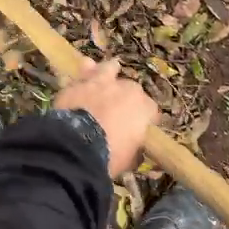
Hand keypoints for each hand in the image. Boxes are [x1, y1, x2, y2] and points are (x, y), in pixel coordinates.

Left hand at [54, 59, 154, 177]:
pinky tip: (81, 79)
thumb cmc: (111, 155)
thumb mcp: (129, 160)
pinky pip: (83, 73)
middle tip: (119, 110)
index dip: (145, 118)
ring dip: (108, 71)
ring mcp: (101, 83)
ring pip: (108, 69)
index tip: (140, 128)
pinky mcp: (79, 83)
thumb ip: (135, 150)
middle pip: (131, 89)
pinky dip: (84, 76)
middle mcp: (126, 88)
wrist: (77, 146)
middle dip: (126, 98)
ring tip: (106, 73)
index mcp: (143, 107)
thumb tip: (135, 151)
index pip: (151, 110)